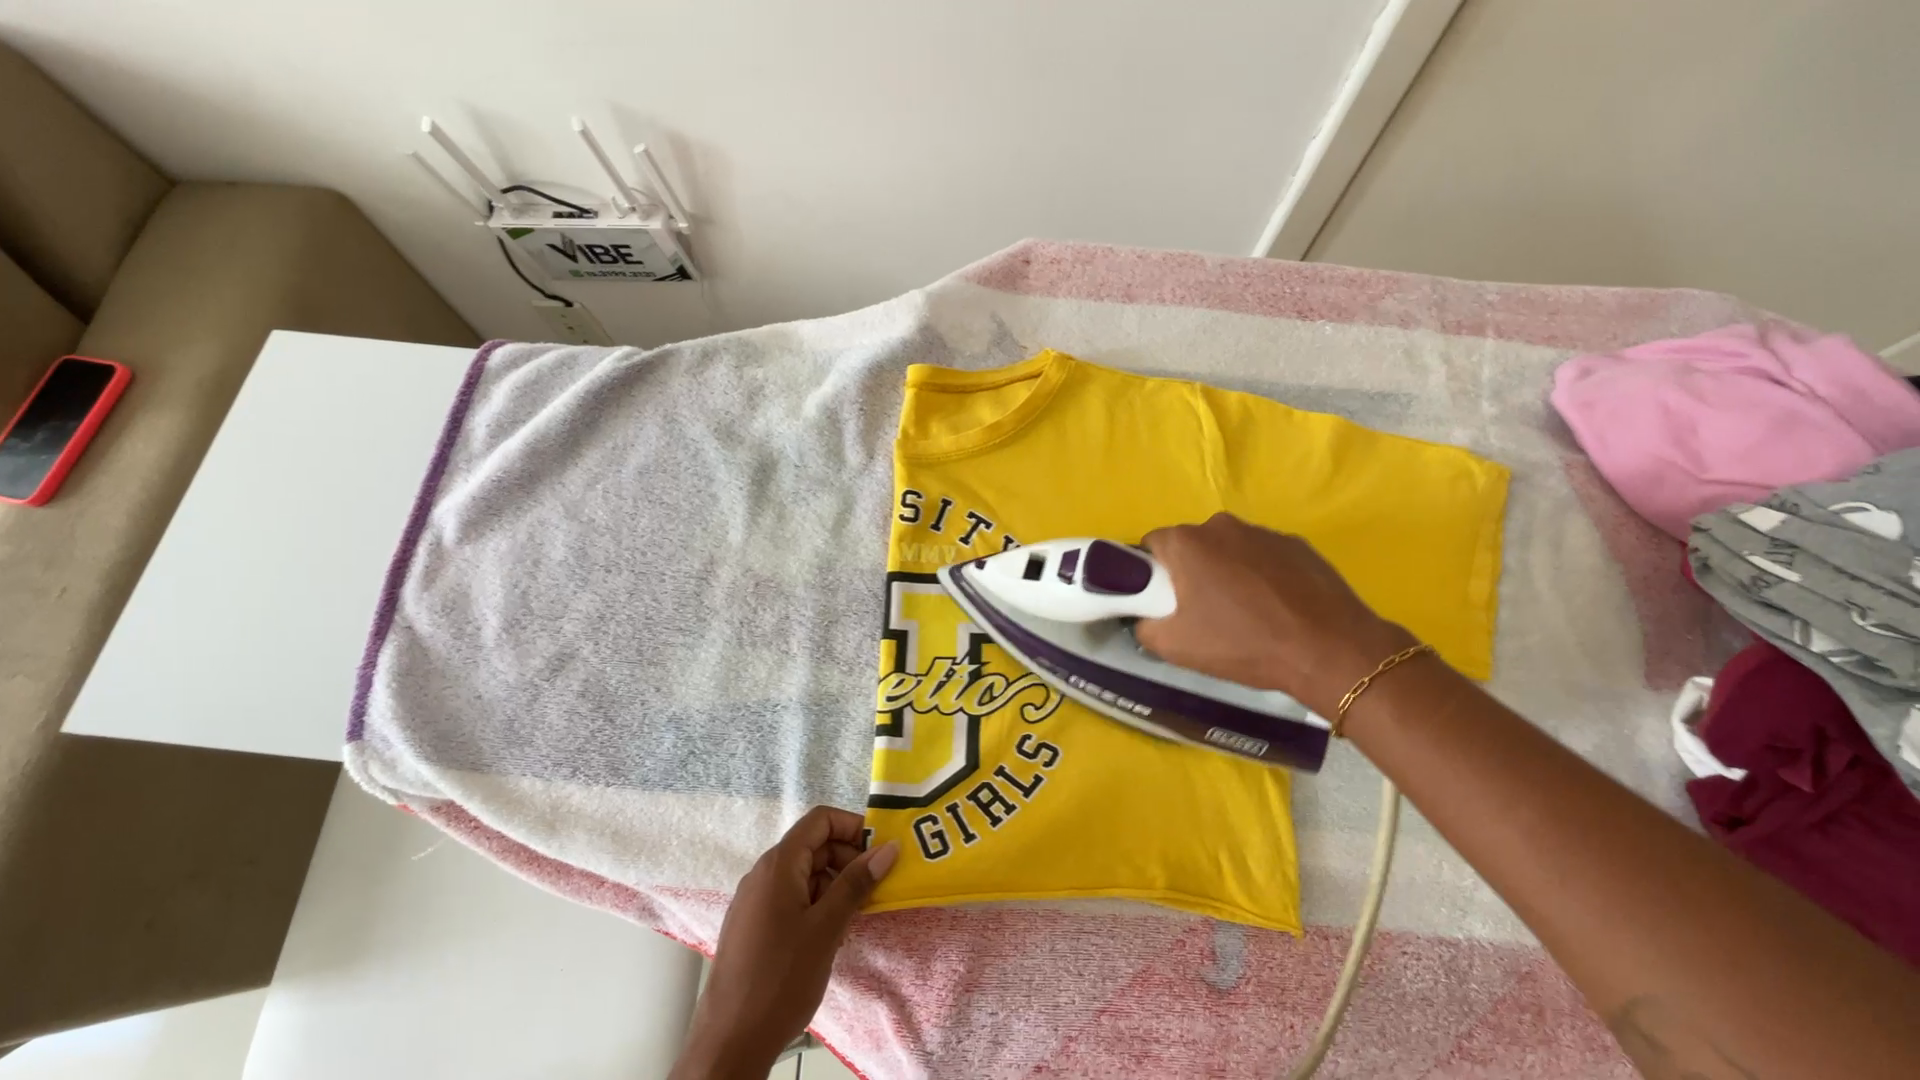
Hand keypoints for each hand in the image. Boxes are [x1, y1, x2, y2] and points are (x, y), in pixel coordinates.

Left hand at [670, 807, 899, 1079]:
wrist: (731, 1038)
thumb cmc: (782, 977)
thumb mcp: (827, 927)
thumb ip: (856, 883)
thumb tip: (887, 848)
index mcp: (778, 865)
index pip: (819, 820)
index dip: (853, 827)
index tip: (881, 852)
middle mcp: (762, 874)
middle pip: (813, 846)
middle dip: (848, 859)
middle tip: (876, 888)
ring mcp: (755, 900)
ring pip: (804, 875)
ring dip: (835, 886)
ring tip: (856, 917)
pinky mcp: (753, 925)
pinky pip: (791, 898)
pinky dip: (816, 904)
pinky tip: (831, 935)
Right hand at [1136, 512, 1417, 717]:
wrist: (1328, 650)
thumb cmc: (1242, 644)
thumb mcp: (1174, 647)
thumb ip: (1144, 626)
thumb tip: (1146, 619)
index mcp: (1187, 543)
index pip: (1151, 546)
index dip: (1150, 574)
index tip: (1161, 603)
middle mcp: (1222, 526)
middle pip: (1192, 546)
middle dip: (1190, 573)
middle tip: (1201, 614)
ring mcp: (1264, 533)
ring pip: (1230, 550)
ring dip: (1228, 573)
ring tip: (1244, 615)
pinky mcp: (1298, 545)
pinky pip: (1264, 558)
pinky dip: (1262, 577)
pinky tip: (1275, 609)